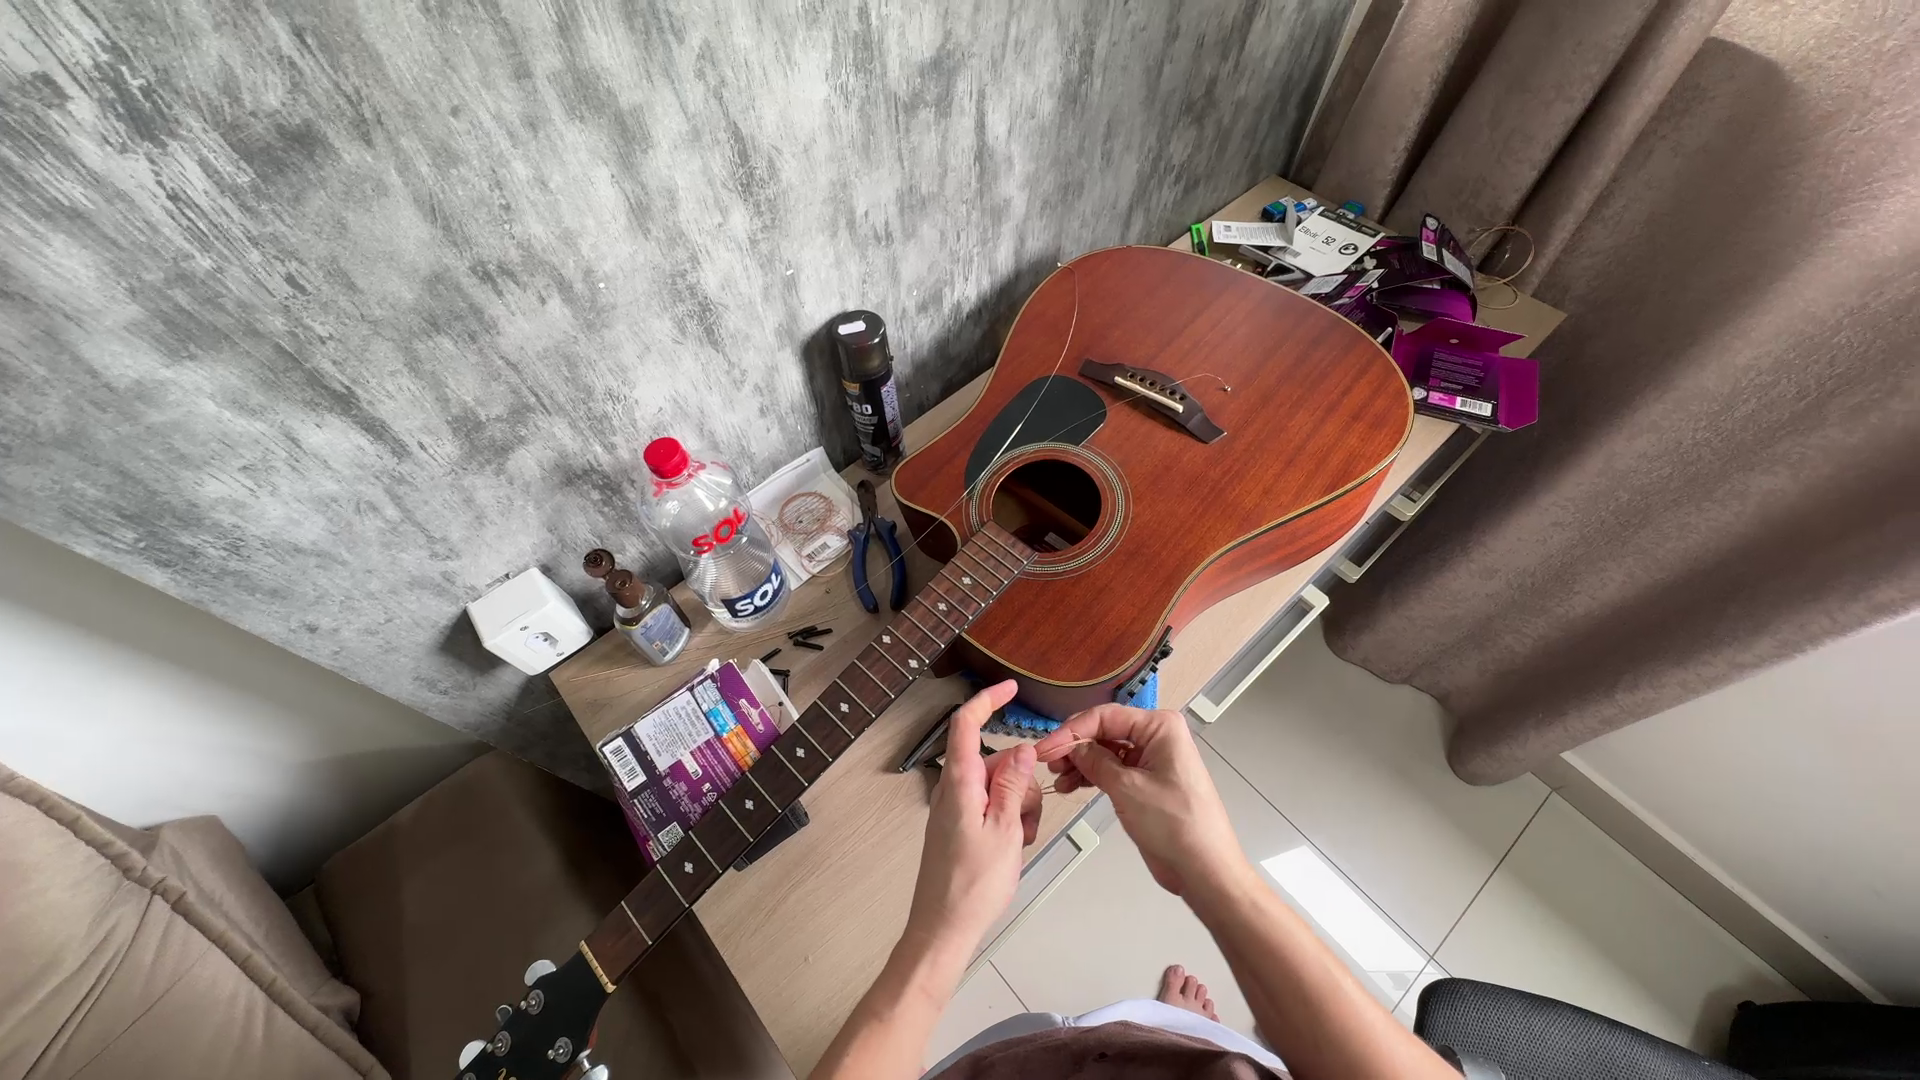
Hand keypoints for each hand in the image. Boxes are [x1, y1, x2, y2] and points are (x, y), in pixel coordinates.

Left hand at [903, 680, 1040, 957]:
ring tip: (1020, 841)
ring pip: (998, 786)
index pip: (967, 724)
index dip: (988, 699)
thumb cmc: (971, 885)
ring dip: (1019, 807)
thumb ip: (1013, 785)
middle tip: (1029, 821)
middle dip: (1022, 782)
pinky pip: (990, 806)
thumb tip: (1022, 749)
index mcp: (959, 782)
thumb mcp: (1005, 829)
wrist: (943, 929)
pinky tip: (1013, 846)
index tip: (1011, 688)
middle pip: (996, 761)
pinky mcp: (959, 825)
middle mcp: (953, 788)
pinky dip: (1008, 819)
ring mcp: (955, 807)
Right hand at [1034, 705, 1242, 896]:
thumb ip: (1095, 762)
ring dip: (1080, 763)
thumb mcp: (1127, 788)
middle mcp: (1157, 737)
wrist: (1205, 870)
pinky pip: (1113, 770)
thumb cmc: (1173, 824)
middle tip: (1049, 765)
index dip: (1071, 731)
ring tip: (1058, 781)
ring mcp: (1152, 760)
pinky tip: (1070, 786)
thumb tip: (1072, 747)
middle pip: (1104, 731)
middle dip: (1075, 747)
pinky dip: (1092, 776)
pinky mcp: (1146, 783)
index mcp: (1160, 727)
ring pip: (1106, 751)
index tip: (1044, 749)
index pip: (1105, 716)